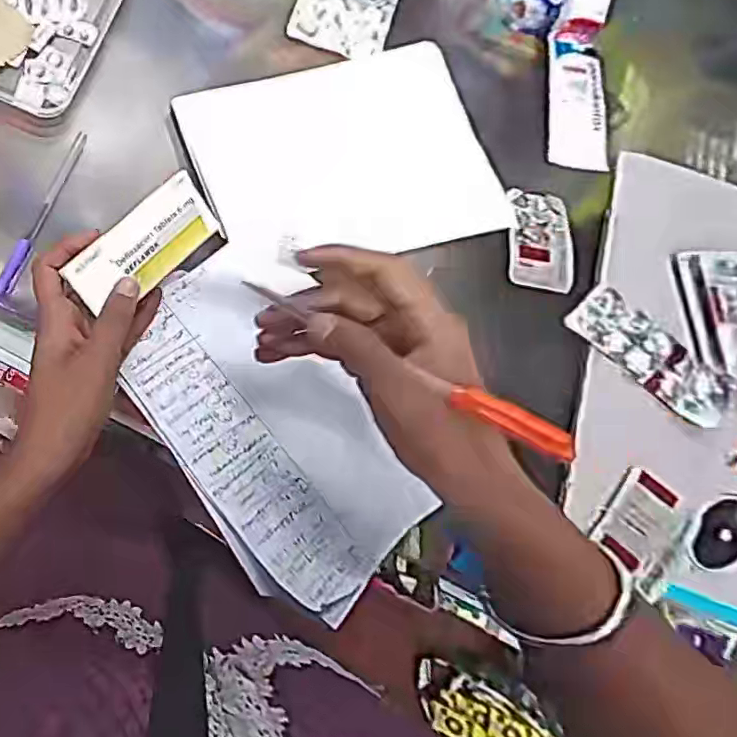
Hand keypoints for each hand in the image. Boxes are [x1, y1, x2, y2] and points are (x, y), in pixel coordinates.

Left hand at [10, 232, 160, 485]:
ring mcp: (78, 347)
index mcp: (55, 320)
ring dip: (122, 293)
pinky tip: (151, 308)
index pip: (50, 270)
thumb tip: (127, 281)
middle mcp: (64, 328)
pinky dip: (128, 321)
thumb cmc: (66, 410)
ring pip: (99, 310)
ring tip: (153, 274)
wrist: (51, 454)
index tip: (100, 240)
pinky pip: (110, 335)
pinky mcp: (90, 366)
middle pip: (79, 286)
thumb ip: (114, 320)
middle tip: (138, 254)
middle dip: (107, 268)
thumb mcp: (96, 360)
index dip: (69, 248)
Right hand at [252, 246, 522, 504]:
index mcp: (429, 323)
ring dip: (304, 329)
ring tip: (270, 338)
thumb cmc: (450, 438)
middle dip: (307, 306)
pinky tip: (289, 351)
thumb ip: (356, 347)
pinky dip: (315, 348)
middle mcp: (413, 329)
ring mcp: (398, 348)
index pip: (383, 272)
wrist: (467, 477)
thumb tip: (319, 321)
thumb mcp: (396, 386)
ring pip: (342, 324)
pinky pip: (343, 346)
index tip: (304, 259)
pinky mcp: (386, 367)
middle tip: (271, 316)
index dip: (341, 258)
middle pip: (352, 301)